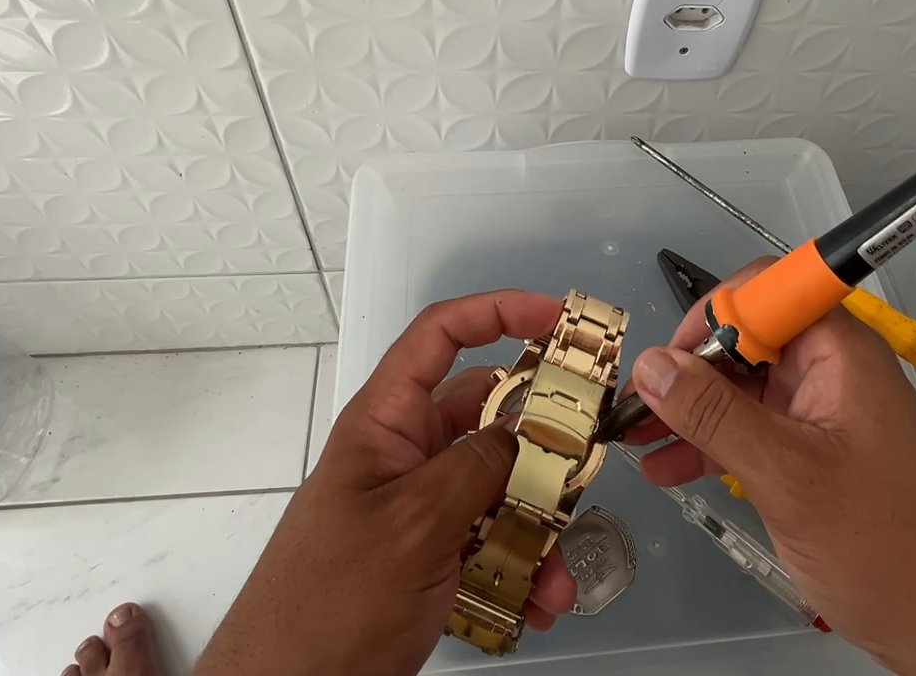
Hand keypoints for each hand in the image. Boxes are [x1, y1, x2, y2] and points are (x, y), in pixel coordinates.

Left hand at [197, 291, 578, 675]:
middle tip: (585, 464)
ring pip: (499, 486)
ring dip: (537, 524)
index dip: (497, 312)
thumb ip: (479, 467)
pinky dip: (521, 565)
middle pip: (488, 417)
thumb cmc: (330, 603)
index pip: (440, 335)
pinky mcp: (433, 554)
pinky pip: (491, 539)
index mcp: (387, 420)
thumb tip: (532, 431)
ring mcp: (422, 506)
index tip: (556, 317)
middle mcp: (408, 453)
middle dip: (541, 443)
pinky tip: (537, 602)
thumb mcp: (414, 524)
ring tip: (557, 576)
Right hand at [626, 259, 915, 675]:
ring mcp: (822, 412)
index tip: (671, 363)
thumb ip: (714, 415)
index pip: (766, 289)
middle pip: (745, 340)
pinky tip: (668, 468)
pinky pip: (753, 429)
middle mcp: (829, 369)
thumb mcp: (787, 475)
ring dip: (689, 412)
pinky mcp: (815, 452)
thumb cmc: (884, 545)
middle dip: (688, 370)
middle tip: (638, 406)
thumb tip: (650, 364)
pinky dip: (711, 443)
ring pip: (742, 388)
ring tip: (636, 439)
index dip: (713, 315)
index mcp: (837, 350)